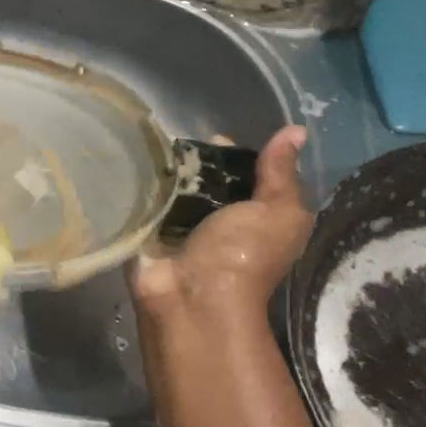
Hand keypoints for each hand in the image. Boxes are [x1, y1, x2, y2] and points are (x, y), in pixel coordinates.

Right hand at [130, 126, 312, 320]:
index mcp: (259, 213)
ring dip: (164, 170)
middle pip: (208, 177)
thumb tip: (295, 130)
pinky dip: (140, 185)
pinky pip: (146, 199)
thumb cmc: (242, 253)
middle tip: (174, 141)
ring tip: (148, 147)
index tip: (213, 138)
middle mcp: (221, 217)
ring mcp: (181, 224)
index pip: (248, 172)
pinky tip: (130, 165)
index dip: (235, 153)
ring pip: (175, 185)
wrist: (190, 296)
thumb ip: (280, 172)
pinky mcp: (148, 229)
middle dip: (194, 159)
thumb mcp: (277, 210)